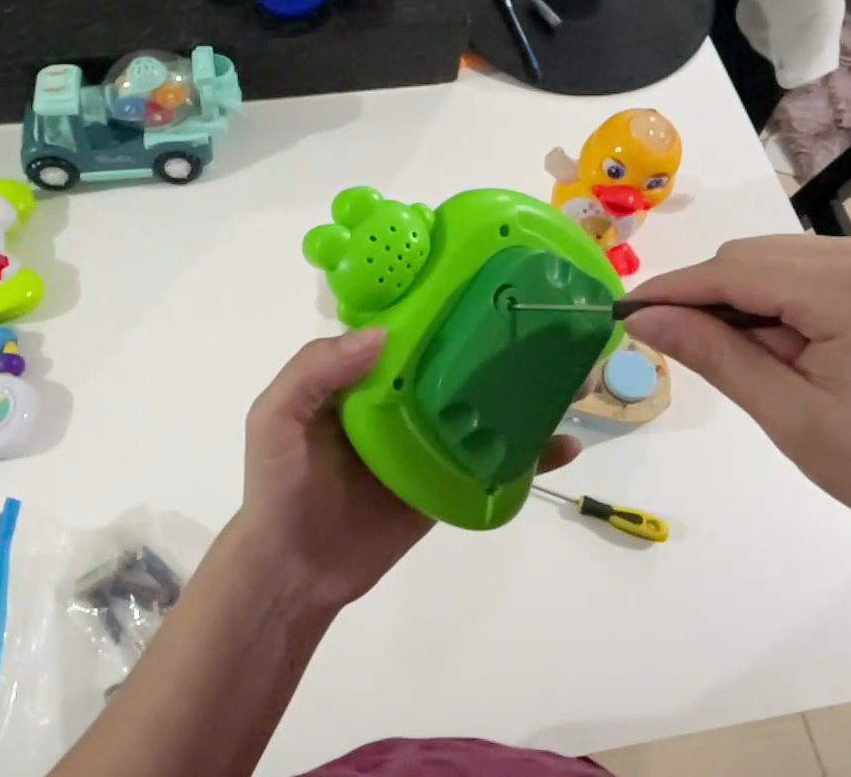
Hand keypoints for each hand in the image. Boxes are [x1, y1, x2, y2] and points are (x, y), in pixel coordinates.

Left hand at [236, 328, 579, 609]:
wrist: (296, 570)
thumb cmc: (278, 485)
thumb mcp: (275, 418)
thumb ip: (314, 370)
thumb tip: (382, 335)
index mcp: (364, 376)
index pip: (409, 330)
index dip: (442, 305)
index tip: (487, 280)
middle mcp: (403, 400)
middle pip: (457, 363)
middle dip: (500, 344)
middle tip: (549, 323)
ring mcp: (431, 441)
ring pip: (484, 407)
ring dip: (526, 393)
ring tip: (575, 378)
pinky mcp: (451, 482)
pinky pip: (495, 462)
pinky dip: (532, 454)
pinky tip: (565, 445)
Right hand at [622, 234, 850, 565]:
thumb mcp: (798, 420)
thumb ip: (716, 356)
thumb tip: (644, 319)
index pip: (731, 269)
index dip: (670, 291)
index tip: (620, 317)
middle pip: (755, 257)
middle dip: (711, 301)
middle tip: (692, 359)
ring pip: (782, 262)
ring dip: (749, 304)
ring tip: (758, 369)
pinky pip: (817, 274)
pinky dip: (786, 306)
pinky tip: (794, 353)